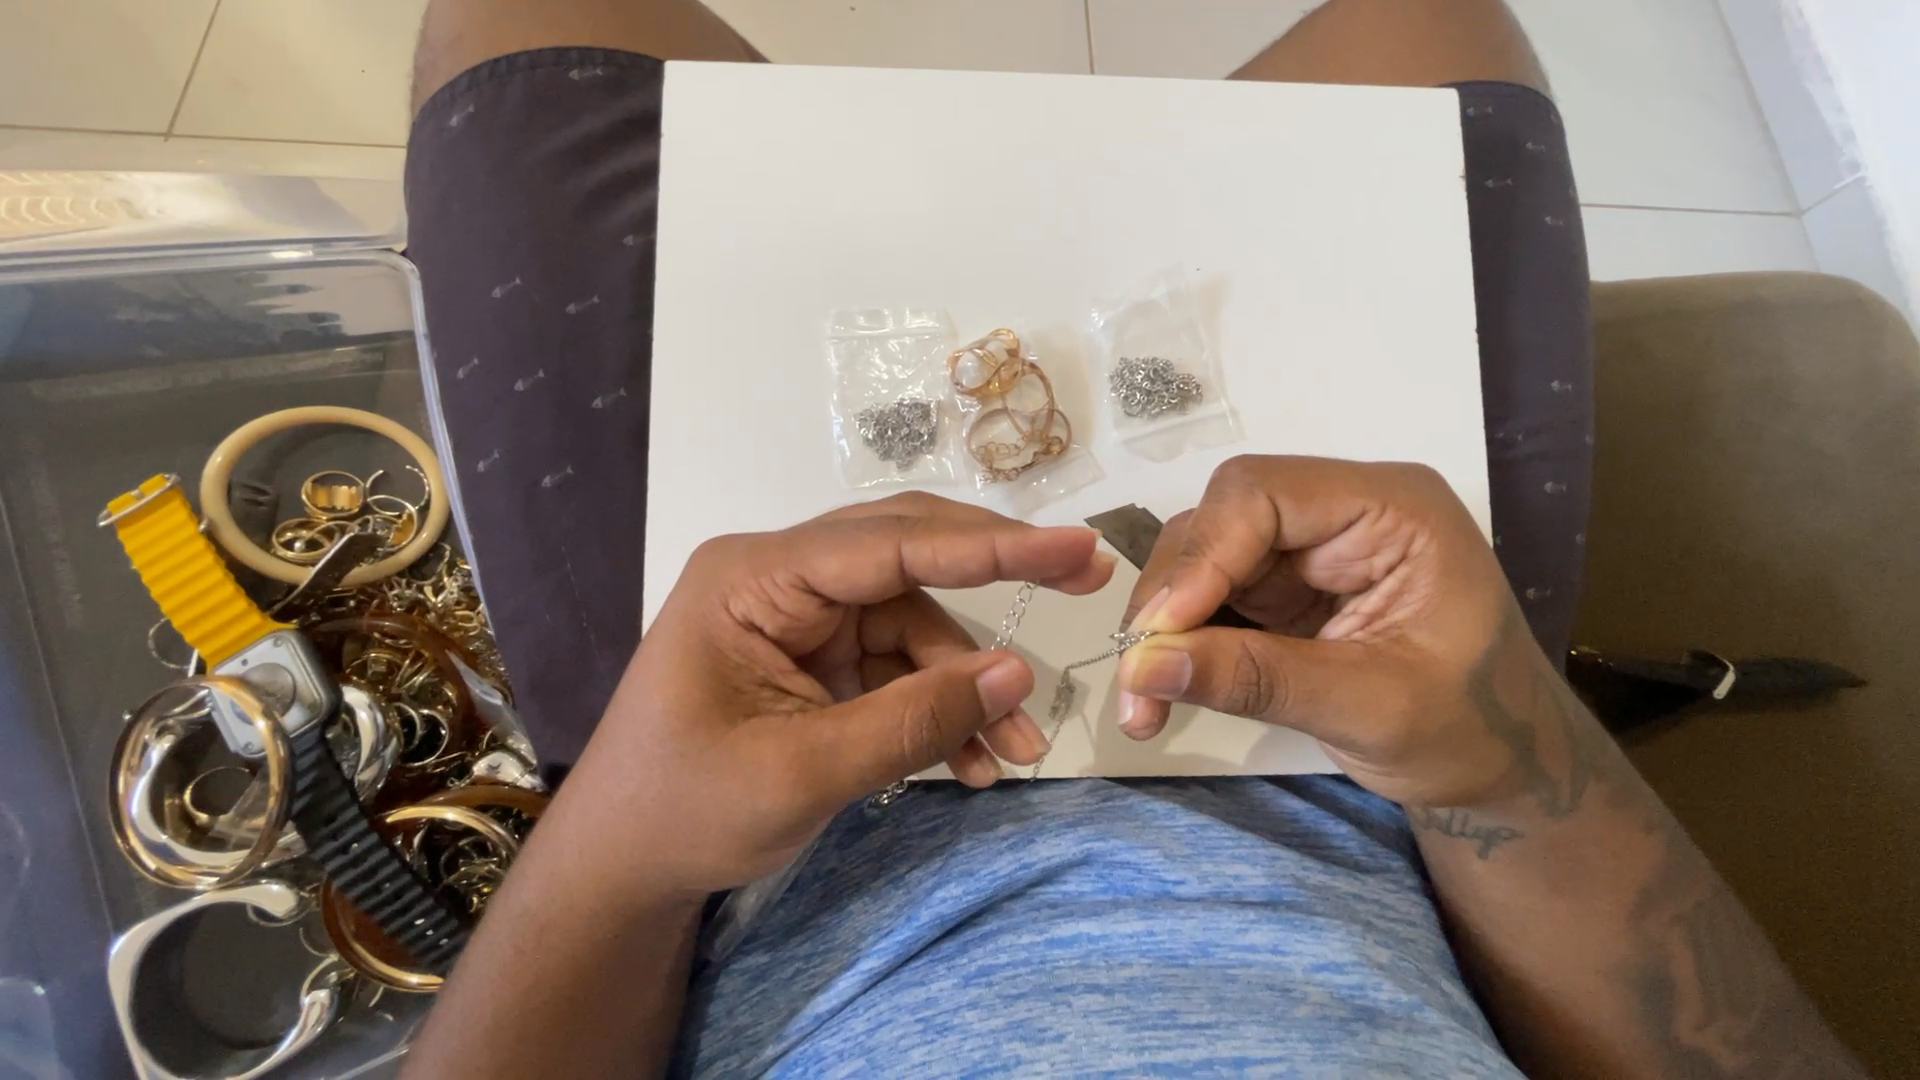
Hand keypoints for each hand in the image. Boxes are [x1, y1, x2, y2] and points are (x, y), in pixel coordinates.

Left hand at [556, 494, 1114, 900]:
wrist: (622, 871)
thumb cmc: (683, 813)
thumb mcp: (803, 771)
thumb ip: (915, 718)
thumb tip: (1019, 672)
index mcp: (755, 576)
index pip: (889, 543)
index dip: (988, 544)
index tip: (1072, 545)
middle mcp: (783, 579)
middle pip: (908, 559)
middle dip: (994, 580)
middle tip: (1083, 580)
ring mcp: (804, 618)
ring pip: (915, 624)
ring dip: (967, 684)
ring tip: (1014, 751)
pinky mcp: (819, 659)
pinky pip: (899, 667)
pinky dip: (939, 709)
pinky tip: (971, 761)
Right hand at [1117, 455, 1579, 810]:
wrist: (1502, 768)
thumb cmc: (1473, 731)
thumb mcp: (1371, 709)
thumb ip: (1256, 679)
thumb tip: (1141, 669)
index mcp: (1387, 509)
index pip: (1260, 493)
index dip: (1201, 555)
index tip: (1160, 633)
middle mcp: (1334, 514)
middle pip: (1216, 523)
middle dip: (1170, 600)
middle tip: (1138, 679)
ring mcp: (1300, 551)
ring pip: (1197, 560)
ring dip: (1161, 627)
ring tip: (1143, 699)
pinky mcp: (1276, 589)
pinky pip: (1204, 598)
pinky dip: (1176, 643)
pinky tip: (1161, 687)